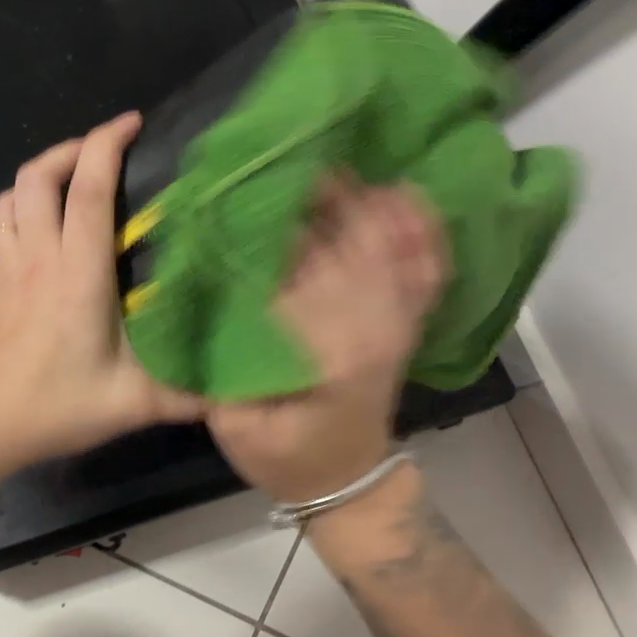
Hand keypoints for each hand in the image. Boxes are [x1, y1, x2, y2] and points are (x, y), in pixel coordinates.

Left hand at [0, 113, 204, 483]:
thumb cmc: (52, 411)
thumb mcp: (130, 406)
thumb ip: (188, 394)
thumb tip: (241, 385)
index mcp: (76, 276)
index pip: (85, 191)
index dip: (105, 145)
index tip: (132, 123)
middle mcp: (38, 260)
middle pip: (37, 177)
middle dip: (71, 147)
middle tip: (109, 149)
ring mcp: (9, 270)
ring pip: (11, 196)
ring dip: (41, 172)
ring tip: (76, 177)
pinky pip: (2, 223)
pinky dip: (21, 204)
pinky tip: (45, 223)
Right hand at [207, 178, 445, 502]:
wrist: (345, 481)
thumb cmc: (282, 457)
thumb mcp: (235, 420)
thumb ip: (226, 361)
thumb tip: (210, 293)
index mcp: (327, 348)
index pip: (295, 270)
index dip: (269, 227)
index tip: (241, 191)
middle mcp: (373, 324)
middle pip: (344, 243)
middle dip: (316, 196)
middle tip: (282, 156)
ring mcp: (399, 321)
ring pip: (387, 244)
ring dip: (362, 200)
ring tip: (330, 162)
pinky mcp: (408, 323)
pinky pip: (426, 267)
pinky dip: (421, 228)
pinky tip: (402, 193)